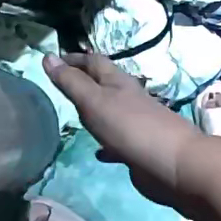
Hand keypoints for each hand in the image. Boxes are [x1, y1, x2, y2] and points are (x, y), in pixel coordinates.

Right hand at [43, 52, 206, 211]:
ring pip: (110, 112)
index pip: (94, 61)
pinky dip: (105, 143)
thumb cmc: (130, 127)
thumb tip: (47, 57)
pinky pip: (118, 141)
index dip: (74, 59)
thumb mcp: (94, 100)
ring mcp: (135, 123)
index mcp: (118, 81)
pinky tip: (97, 152)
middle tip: (59, 88)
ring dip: (94, 112)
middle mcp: (128, 98)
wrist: (172, 163)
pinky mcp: (139, 147)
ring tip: (73, 117)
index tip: (52, 61)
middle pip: (103, 85)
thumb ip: (71, 82)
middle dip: (83, 83)